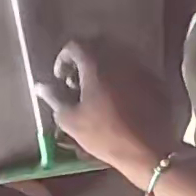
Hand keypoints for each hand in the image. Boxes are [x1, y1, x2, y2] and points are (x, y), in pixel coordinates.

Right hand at [37, 40, 176, 185]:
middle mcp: (120, 58)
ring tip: (97, 92)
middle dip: (83, 61)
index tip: (61, 79)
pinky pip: (133, 70)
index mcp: (96, 63)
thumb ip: (54, 97)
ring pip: (117, 57)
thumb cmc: (103, 134)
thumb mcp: (71, 119)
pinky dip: (122, 78)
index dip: (63, 59)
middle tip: (77, 84)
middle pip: (97, 47)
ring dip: (103, 69)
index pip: (75, 45)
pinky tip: (119, 100)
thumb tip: (40, 86)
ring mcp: (140, 68)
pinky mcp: (155, 81)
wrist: (147, 150)